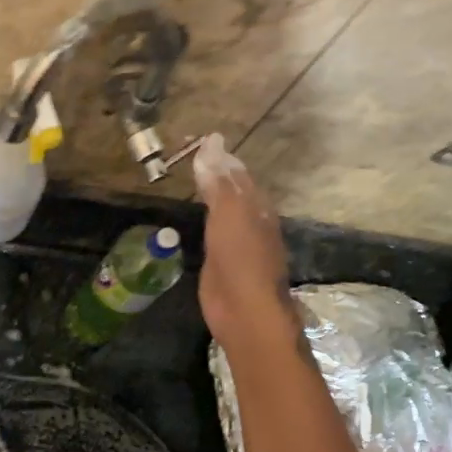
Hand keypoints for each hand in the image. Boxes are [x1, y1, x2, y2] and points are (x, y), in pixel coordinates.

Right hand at [193, 135, 295, 353]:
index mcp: (256, 207)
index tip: (204, 141)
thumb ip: (218, 182)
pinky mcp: (223, 266)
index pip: (238, 174)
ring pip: (225, 213)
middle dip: (219, 175)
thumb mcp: (229, 214)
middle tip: (197, 159)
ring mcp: (238, 246)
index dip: (222, 158)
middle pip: (235, 192)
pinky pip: (214, 235)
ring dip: (213, 198)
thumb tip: (211, 142)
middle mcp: (251, 222)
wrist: (245, 311)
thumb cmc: (241, 260)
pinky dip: (206, 222)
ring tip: (196, 183)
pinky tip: (198, 222)